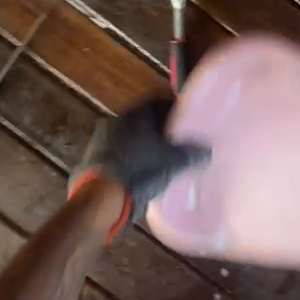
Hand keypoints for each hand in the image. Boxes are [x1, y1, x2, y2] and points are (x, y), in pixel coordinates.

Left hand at [72, 97, 207, 224]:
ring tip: (159, 157)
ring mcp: (100, 139)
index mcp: (135, 115)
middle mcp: (115, 121)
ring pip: (128, 135)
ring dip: (143, 143)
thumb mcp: (172, 163)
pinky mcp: (92, 158)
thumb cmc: (140, 173)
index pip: (156, 100)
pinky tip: (140, 170)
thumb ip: (190, 154)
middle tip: (175, 139)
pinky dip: (130, 156)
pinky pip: (117, 151)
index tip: (185, 118)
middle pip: (141, 118)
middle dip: (158, 127)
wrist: (101, 199)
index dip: (173, 107)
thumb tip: (207, 151)